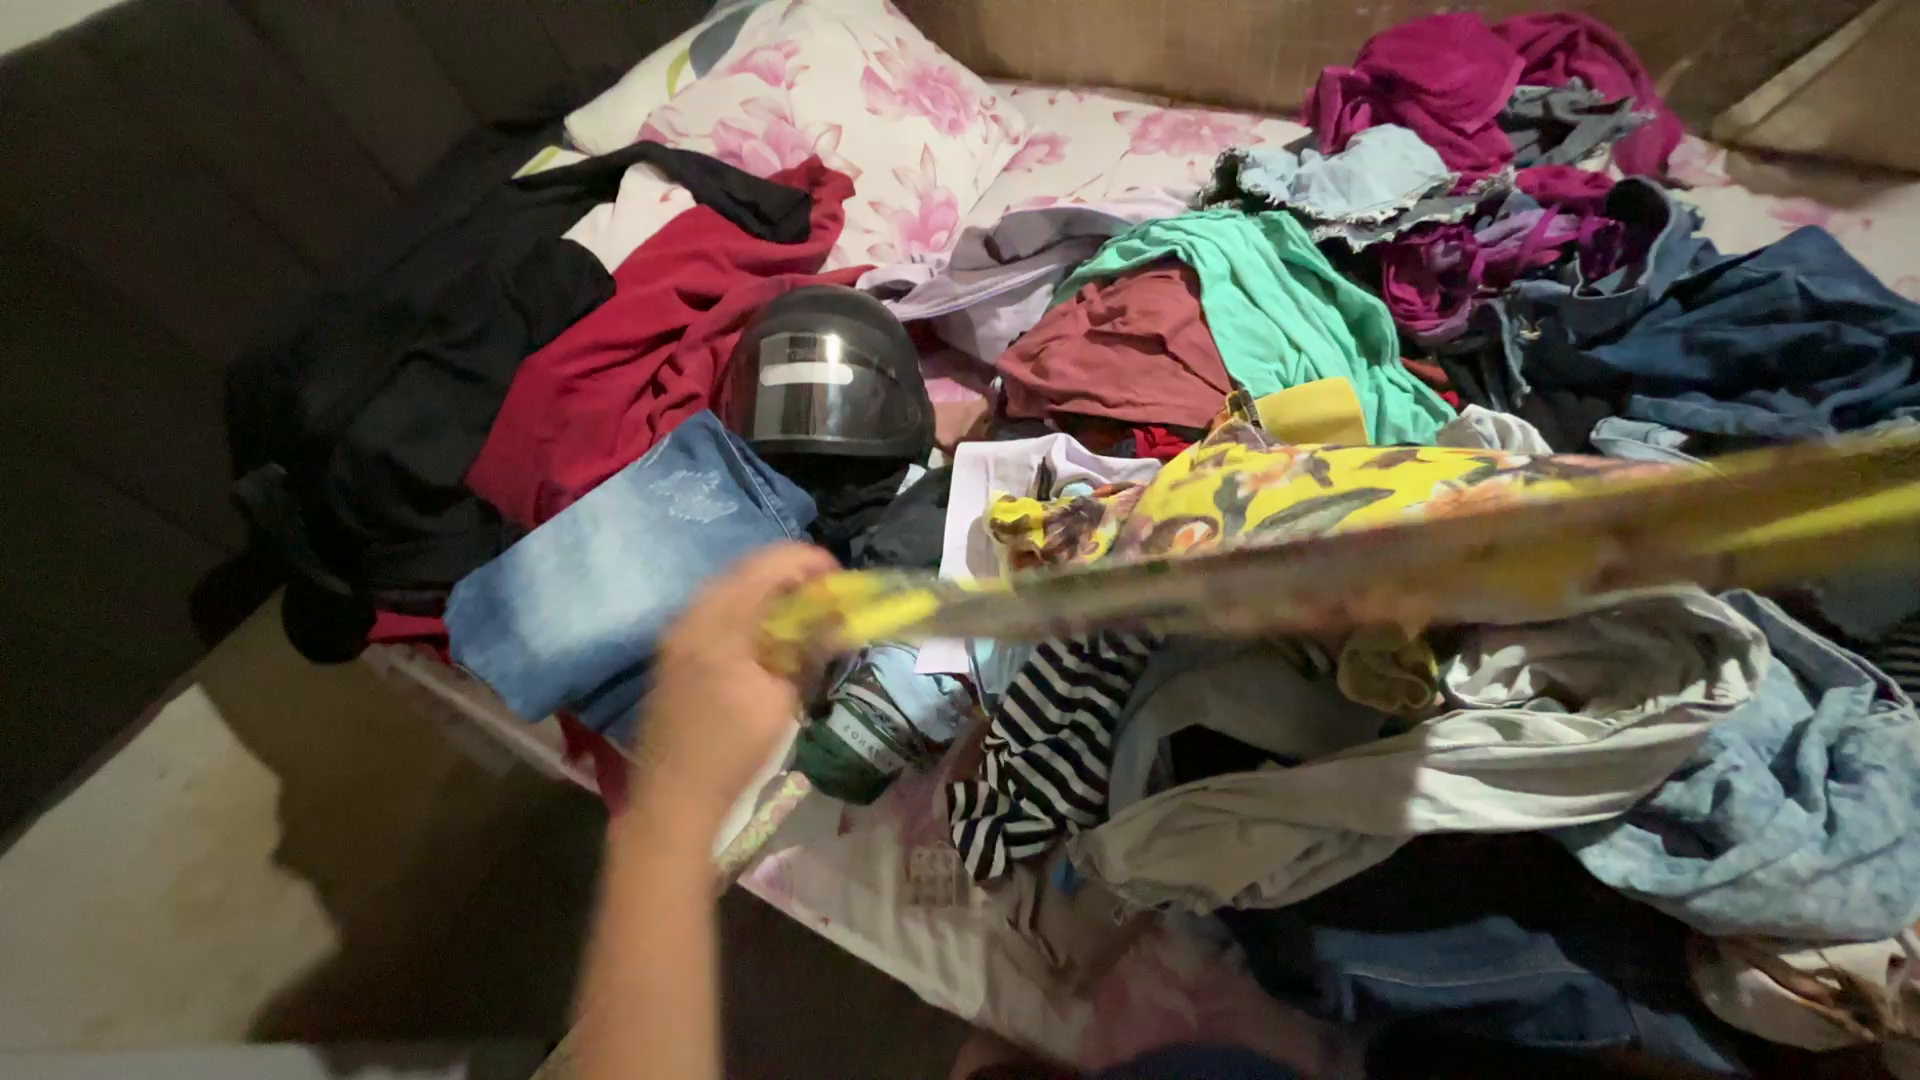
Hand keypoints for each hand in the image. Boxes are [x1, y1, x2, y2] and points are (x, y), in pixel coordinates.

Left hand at [633, 543, 840, 827]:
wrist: (672, 800)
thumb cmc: (733, 754)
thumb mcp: (782, 702)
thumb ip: (809, 651)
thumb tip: (838, 621)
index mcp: (718, 628)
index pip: (766, 569)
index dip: (807, 562)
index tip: (839, 576)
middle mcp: (690, 618)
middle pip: (744, 570)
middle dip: (789, 572)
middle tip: (825, 589)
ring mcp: (676, 633)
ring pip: (728, 587)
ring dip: (767, 588)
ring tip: (803, 606)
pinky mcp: (672, 650)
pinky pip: (714, 608)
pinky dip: (747, 606)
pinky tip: (768, 629)